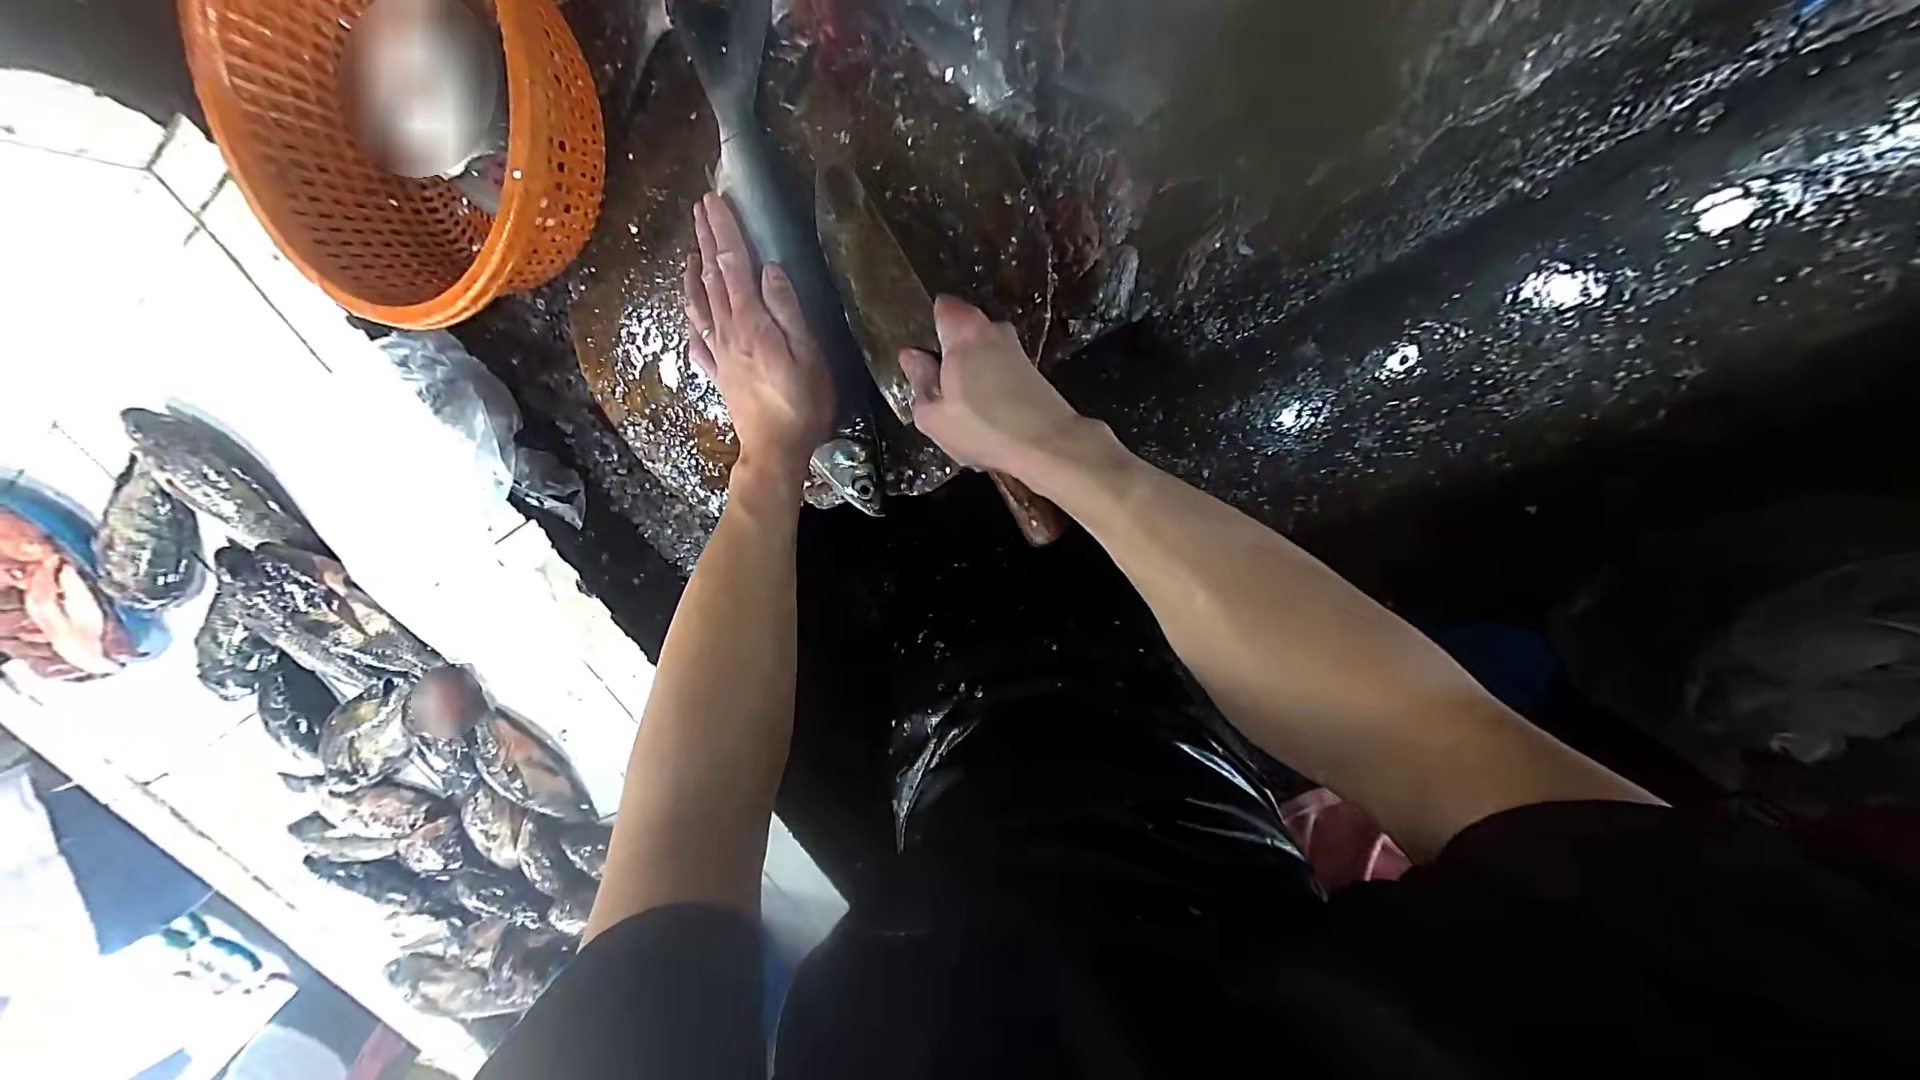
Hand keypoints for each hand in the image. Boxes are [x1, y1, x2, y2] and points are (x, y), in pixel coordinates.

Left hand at [685, 192, 832, 488]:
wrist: (775, 450)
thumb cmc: (801, 403)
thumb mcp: (807, 355)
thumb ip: (788, 311)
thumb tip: (771, 271)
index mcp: (750, 322)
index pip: (733, 266)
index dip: (725, 231)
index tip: (715, 199)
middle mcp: (727, 332)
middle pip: (712, 278)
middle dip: (706, 240)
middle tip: (700, 210)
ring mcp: (719, 354)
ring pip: (699, 304)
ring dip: (694, 274)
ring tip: (691, 252)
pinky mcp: (719, 374)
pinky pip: (698, 340)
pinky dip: (691, 320)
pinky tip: (690, 316)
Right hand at [899, 296, 1085, 478]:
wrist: (1048, 446)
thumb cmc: (984, 429)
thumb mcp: (933, 414)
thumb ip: (919, 380)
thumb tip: (911, 357)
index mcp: (965, 331)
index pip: (941, 307)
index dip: (929, 329)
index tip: (922, 357)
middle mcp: (994, 330)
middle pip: (962, 332)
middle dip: (949, 356)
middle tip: (939, 392)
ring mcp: (1016, 350)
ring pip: (981, 355)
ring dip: (970, 375)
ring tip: (964, 411)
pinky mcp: (1032, 371)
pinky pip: (999, 371)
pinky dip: (990, 388)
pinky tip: (987, 418)